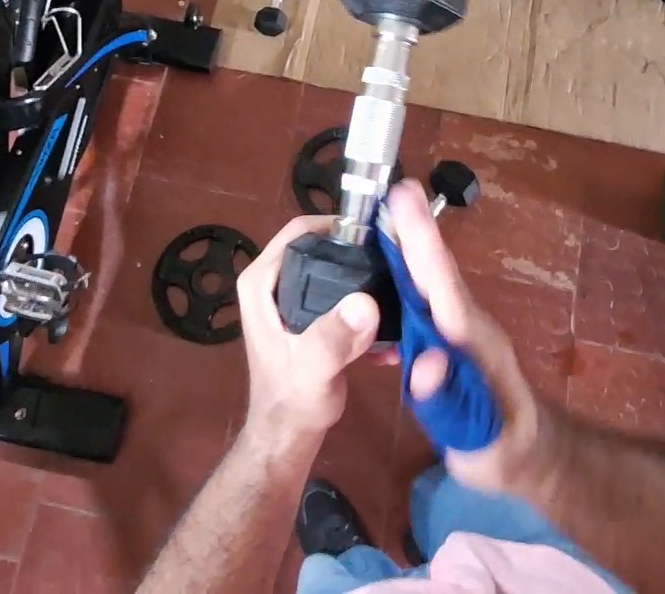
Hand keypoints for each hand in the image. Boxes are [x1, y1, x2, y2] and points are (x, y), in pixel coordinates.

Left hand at [235, 215, 380, 442]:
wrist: (289, 438)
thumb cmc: (292, 402)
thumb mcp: (313, 369)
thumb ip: (334, 338)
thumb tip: (366, 303)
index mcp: (262, 281)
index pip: (300, 231)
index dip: (338, 226)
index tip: (378, 237)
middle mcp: (275, 281)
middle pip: (322, 246)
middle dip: (360, 252)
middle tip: (398, 262)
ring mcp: (292, 298)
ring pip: (335, 269)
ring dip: (367, 279)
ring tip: (402, 288)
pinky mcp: (311, 314)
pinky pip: (342, 294)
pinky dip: (365, 305)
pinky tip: (393, 323)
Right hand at [386, 181, 557, 497]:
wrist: (531, 452)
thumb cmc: (506, 452)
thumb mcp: (481, 445)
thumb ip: (451, 407)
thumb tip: (427, 361)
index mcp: (473, 344)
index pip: (445, 288)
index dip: (423, 245)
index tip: (405, 203)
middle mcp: (466, 324)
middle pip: (437, 271)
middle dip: (416, 229)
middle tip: (393, 187)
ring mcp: (459, 326)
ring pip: (430, 277)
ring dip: (410, 241)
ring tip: (384, 208)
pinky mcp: (449, 333)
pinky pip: (424, 293)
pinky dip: (406, 266)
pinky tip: (387, 253)